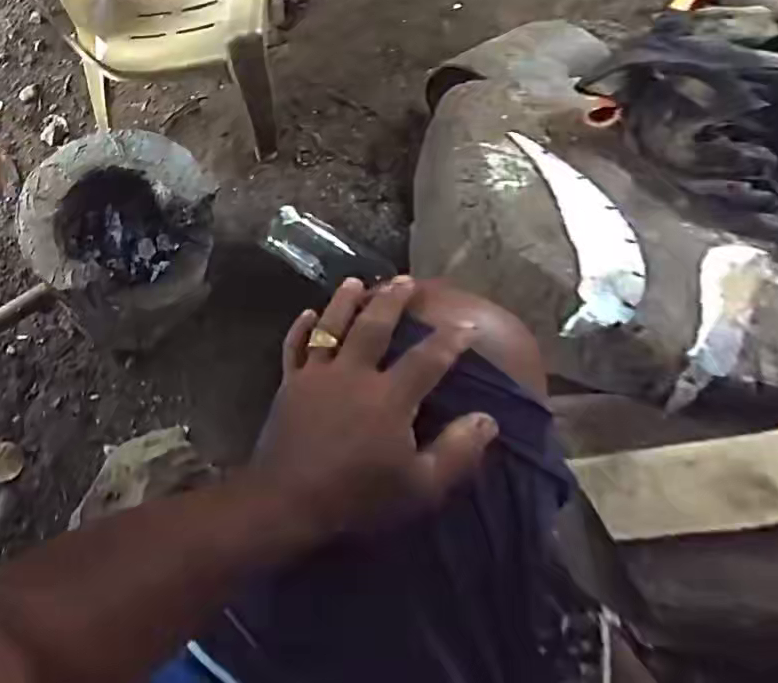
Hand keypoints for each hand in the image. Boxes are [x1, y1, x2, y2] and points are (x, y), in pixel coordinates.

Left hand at [245, 276, 498, 542]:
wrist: (290, 498)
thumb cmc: (360, 496)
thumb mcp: (421, 487)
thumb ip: (457, 451)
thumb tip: (488, 419)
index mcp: (388, 398)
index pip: (426, 361)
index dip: (448, 342)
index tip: (465, 324)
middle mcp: (352, 374)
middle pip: (373, 328)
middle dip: (392, 302)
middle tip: (404, 279)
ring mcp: (316, 375)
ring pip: (330, 327)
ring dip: (343, 302)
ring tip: (356, 281)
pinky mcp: (290, 383)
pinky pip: (295, 346)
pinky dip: (300, 327)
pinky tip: (307, 313)